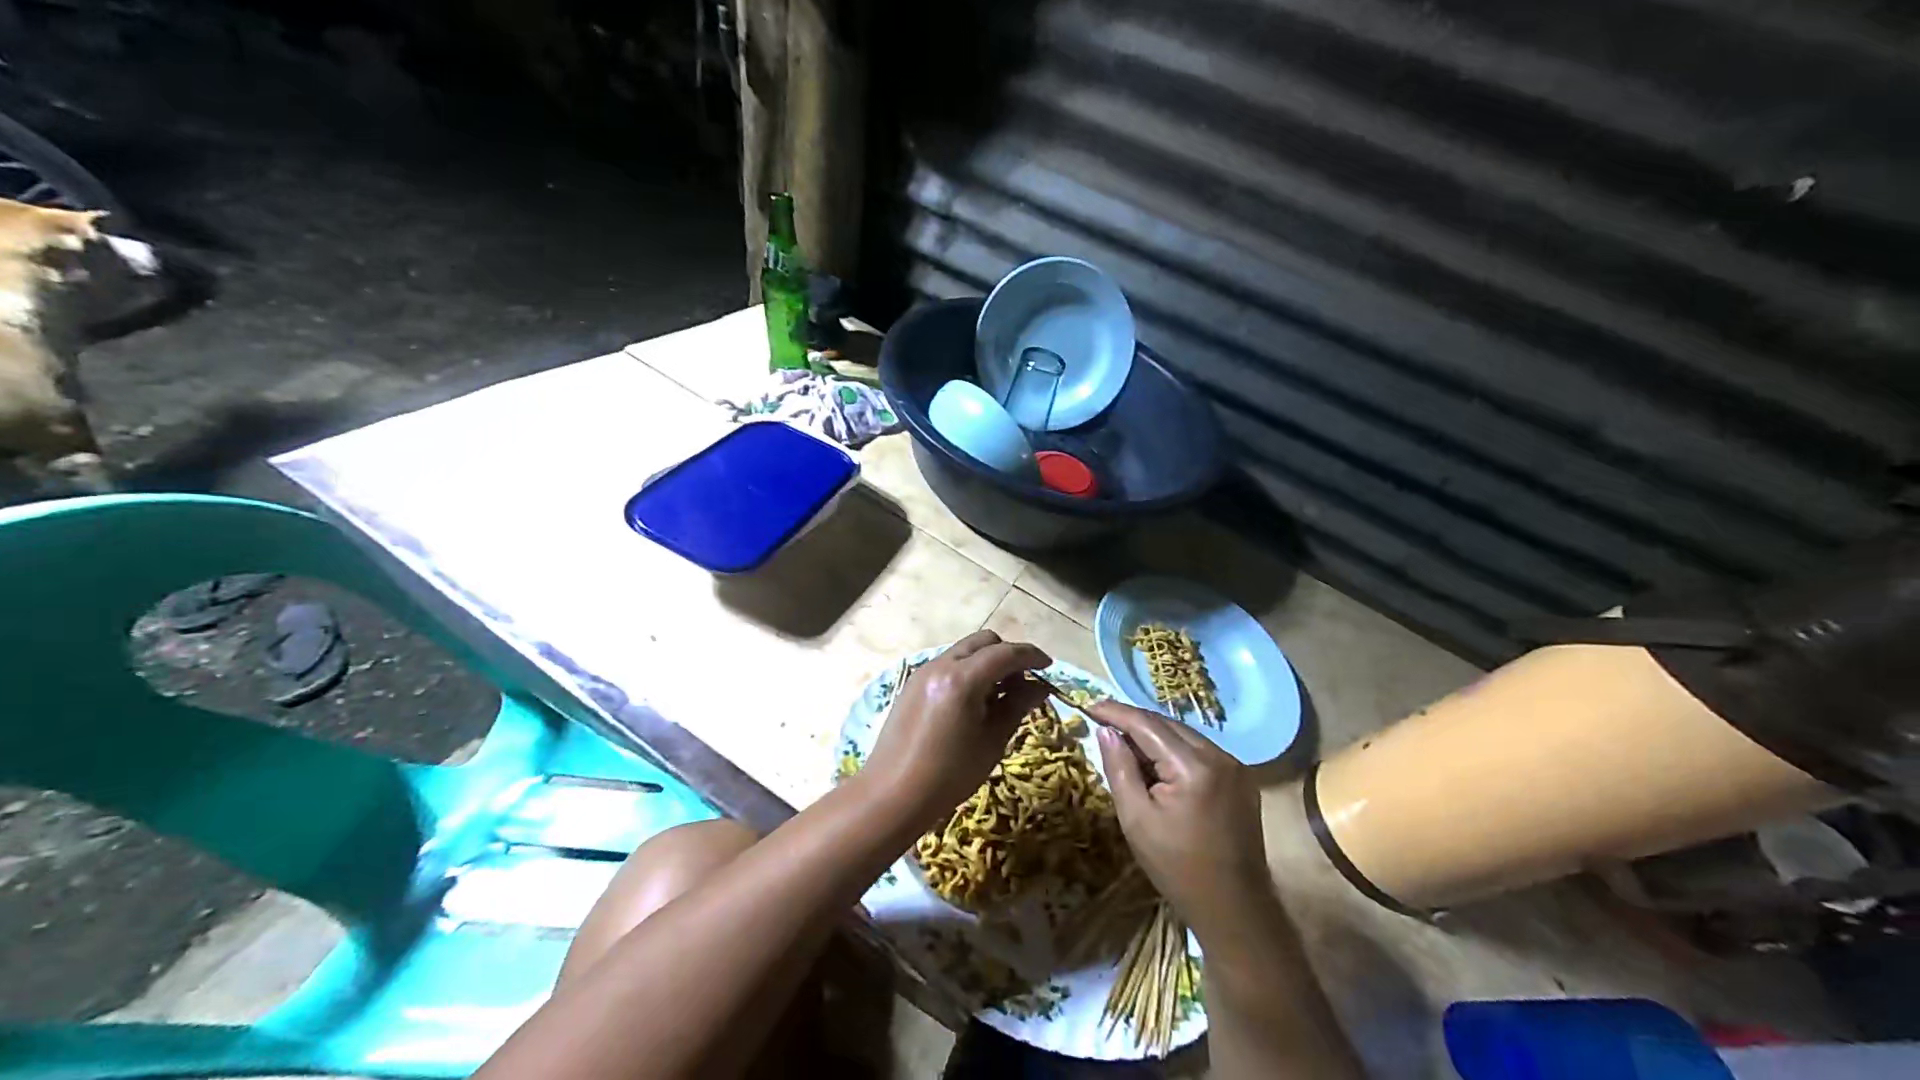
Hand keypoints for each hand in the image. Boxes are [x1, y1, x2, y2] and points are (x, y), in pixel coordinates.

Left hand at [863, 630, 1050, 825]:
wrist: (892, 795)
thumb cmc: (949, 775)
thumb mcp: (991, 741)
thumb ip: (1017, 706)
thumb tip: (1039, 687)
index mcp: (962, 679)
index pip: (1005, 653)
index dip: (1031, 657)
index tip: (1049, 667)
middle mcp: (940, 666)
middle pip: (983, 642)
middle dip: (1008, 654)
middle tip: (1024, 682)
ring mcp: (922, 673)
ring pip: (964, 651)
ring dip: (987, 662)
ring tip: (1000, 695)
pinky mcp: (912, 685)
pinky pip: (948, 665)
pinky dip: (967, 671)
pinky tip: (974, 702)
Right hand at [1092, 700, 1273, 942]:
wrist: (1234, 909)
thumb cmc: (1177, 868)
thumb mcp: (1136, 819)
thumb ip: (1119, 768)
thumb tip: (1104, 731)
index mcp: (1194, 767)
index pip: (1147, 724)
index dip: (1115, 712)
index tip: (1088, 704)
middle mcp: (1220, 757)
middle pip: (1167, 724)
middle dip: (1133, 721)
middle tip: (1101, 724)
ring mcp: (1236, 767)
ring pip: (1184, 735)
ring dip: (1154, 735)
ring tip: (1124, 745)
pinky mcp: (1242, 779)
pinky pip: (1200, 751)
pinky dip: (1174, 750)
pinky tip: (1156, 764)